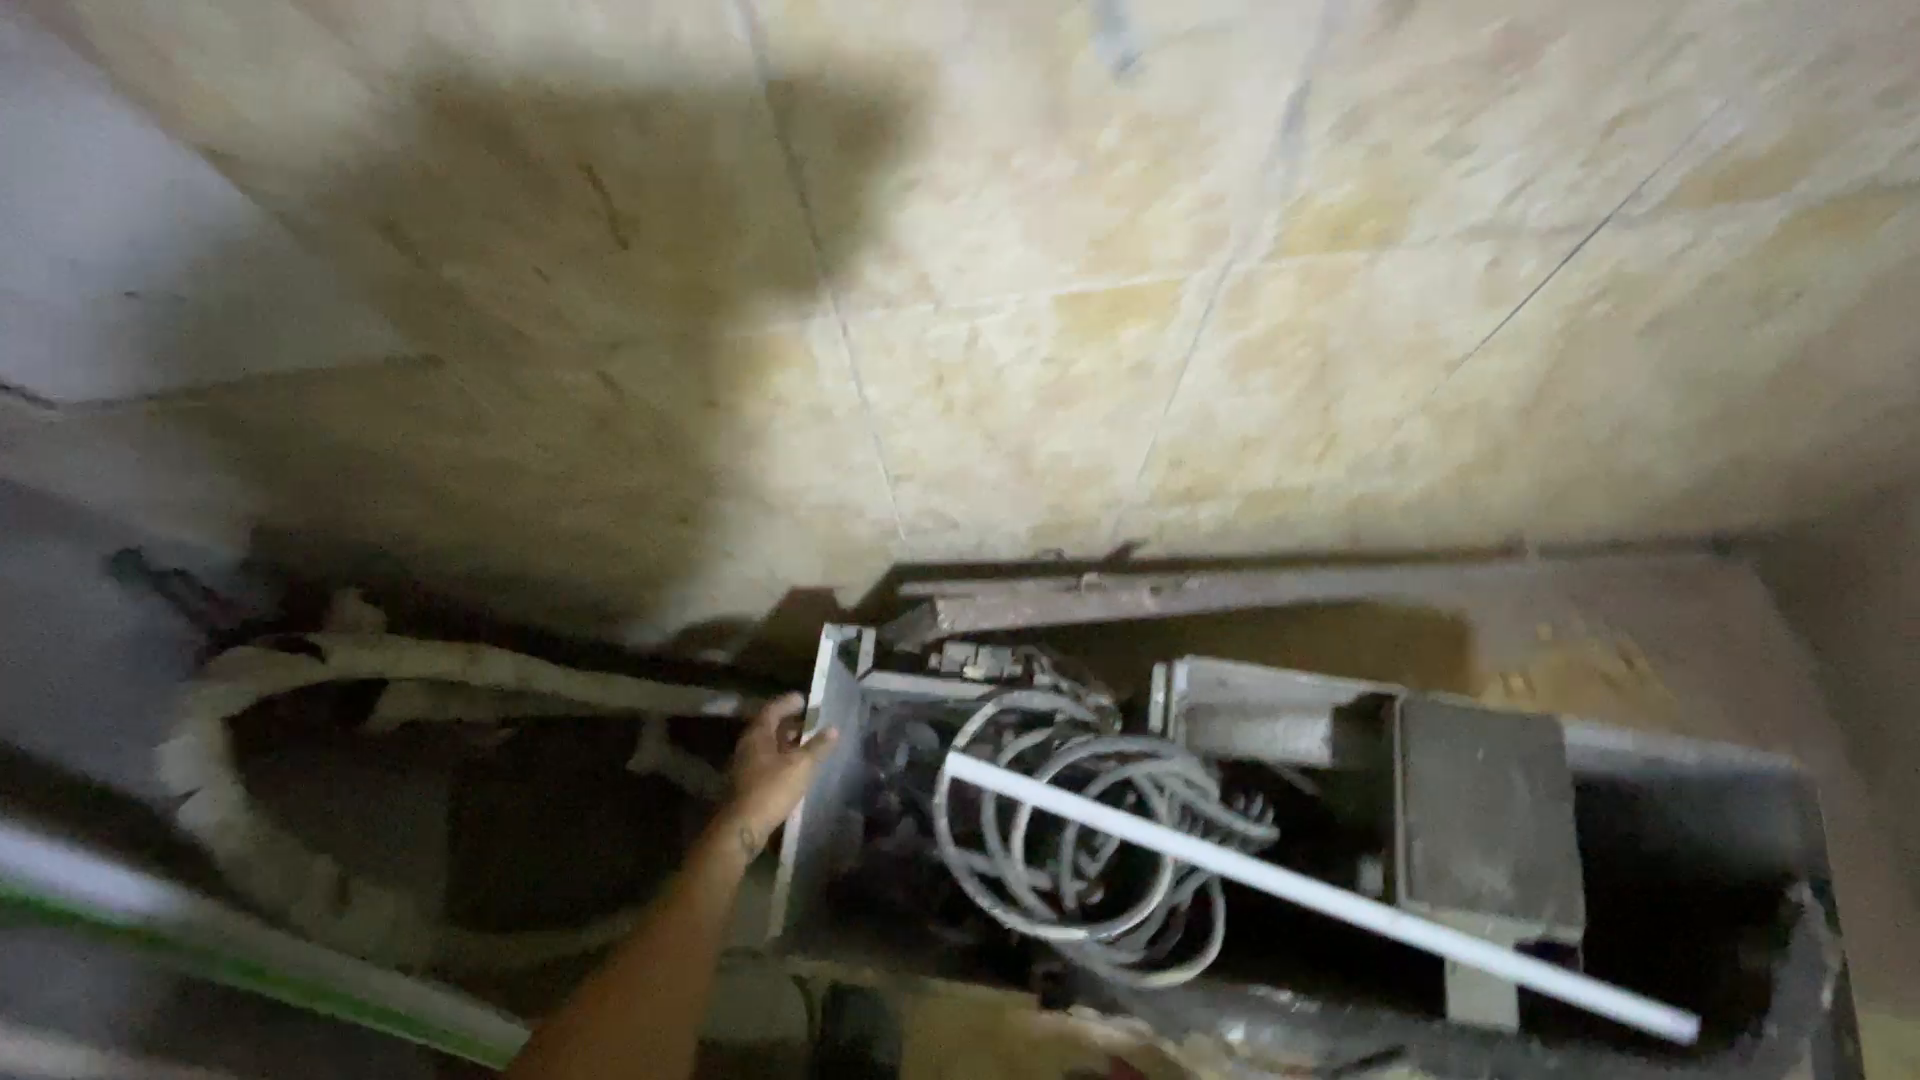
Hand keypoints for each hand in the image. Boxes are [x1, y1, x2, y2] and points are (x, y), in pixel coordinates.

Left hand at [719, 693, 838, 857]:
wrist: (742, 827)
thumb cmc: (771, 789)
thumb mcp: (801, 766)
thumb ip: (818, 746)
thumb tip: (833, 728)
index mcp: (757, 735)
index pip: (772, 710)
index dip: (788, 703)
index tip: (804, 699)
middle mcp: (748, 746)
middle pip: (769, 727)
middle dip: (789, 723)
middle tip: (810, 721)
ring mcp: (745, 765)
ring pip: (768, 746)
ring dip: (786, 742)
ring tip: (806, 743)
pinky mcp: (747, 783)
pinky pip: (766, 762)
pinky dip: (782, 758)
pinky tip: (796, 767)